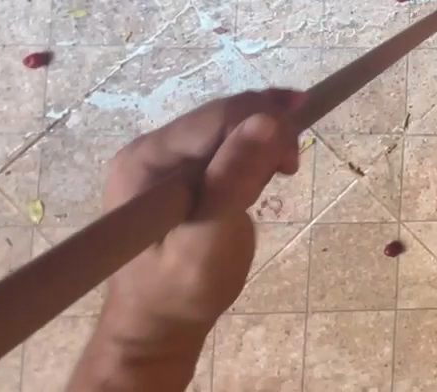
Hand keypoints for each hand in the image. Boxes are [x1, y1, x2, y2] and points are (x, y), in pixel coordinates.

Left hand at [96, 89, 303, 351]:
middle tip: (287, 172)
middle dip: (269, 135)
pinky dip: (262, 146)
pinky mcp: (188, 162)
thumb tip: (268, 120)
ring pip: (239, 119)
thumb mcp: (209, 240)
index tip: (291, 162)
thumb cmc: (181, 290)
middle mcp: (153, 147)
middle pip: (230, 113)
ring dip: (268, 143)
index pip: (219, 115)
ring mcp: (169, 154)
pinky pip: (237, 133)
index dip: (264, 124)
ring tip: (271, 181)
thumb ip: (232, 181)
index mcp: (145, 160)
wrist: (163, 321)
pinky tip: (266, 170)